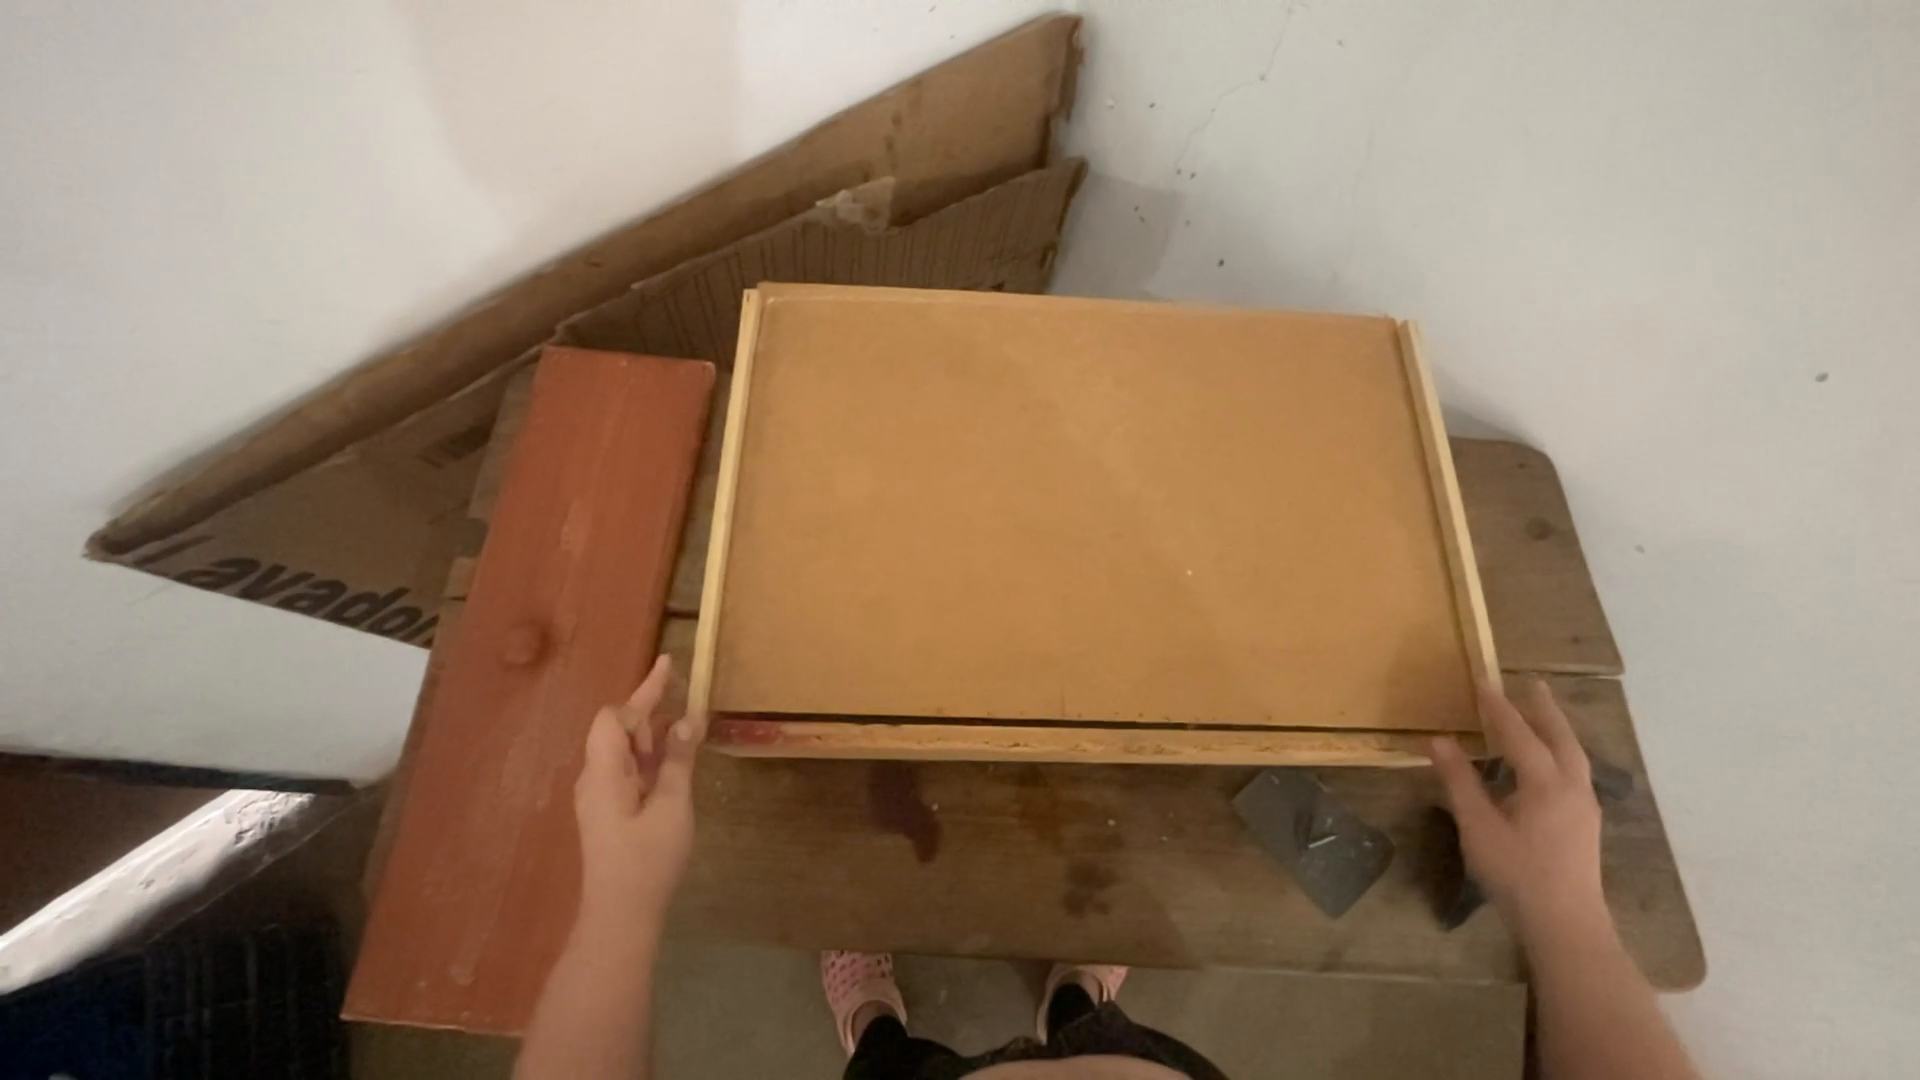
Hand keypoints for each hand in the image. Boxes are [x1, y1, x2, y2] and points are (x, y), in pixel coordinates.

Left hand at [573, 655, 705, 923]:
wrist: (620, 916)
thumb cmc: (647, 859)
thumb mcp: (672, 805)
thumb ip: (678, 760)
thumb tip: (686, 721)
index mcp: (604, 772)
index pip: (617, 717)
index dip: (644, 691)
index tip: (670, 665)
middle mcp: (596, 778)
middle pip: (619, 729)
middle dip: (651, 707)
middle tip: (686, 694)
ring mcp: (601, 796)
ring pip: (625, 750)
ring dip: (654, 734)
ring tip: (688, 728)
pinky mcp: (610, 811)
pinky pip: (629, 770)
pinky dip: (652, 757)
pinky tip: (676, 759)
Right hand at [1428, 679, 1610, 946]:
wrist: (1565, 923)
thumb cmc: (1516, 872)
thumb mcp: (1477, 825)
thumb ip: (1459, 780)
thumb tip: (1437, 739)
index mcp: (1546, 784)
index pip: (1518, 734)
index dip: (1497, 707)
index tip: (1481, 680)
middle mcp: (1572, 788)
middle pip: (1560, 738)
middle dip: (1543, 709)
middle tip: (1530, 683)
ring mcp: (1584, 806)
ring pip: (1572, 755)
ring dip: (1555, 729)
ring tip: (1540, 712)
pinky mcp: (1584, 822)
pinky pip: (1573, 771)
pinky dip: (1558, 751)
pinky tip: (1545, 759)